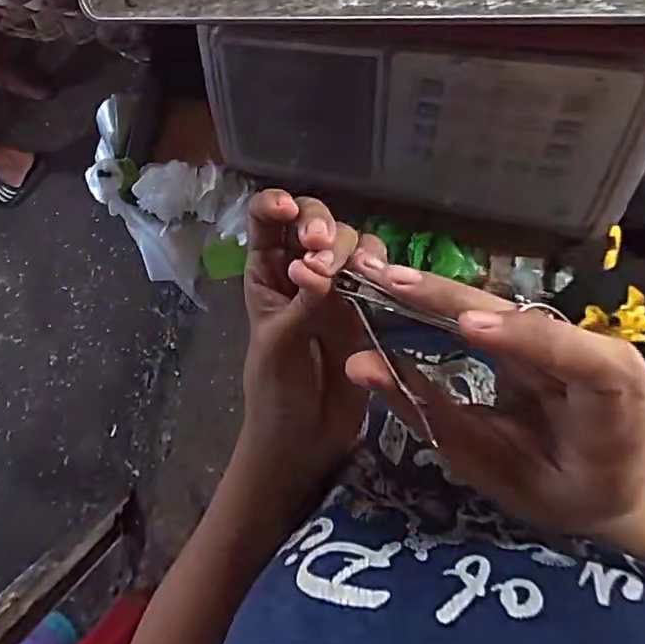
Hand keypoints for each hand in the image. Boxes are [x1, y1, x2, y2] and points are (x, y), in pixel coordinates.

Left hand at [236, 191, 375, 501]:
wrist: (305, 438)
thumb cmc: (274, 390)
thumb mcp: (277, 345)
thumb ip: (298, 305)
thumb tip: (314, 268)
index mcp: (265, 270)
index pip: (266, 220)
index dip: (275, 205)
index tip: (288, 212)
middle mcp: (301, 267)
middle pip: (313, 219)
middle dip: (319, 223)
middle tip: (319, 247)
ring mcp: (336, 284)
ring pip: (348, 239)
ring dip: (349, 245)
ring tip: (350, 271)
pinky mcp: (366, 303)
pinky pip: (376, 269)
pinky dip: (379, 263)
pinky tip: (377, 275)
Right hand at [343, 253, 644, 535]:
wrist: (610, 477)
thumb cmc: (565, 489)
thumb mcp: (507, 475)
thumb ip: (439, 422)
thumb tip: (361, 366)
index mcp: (615, 398)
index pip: (582, 359)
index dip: (527, 337)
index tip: (467, 327)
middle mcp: (589, 347)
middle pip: (520, 314)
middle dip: (448, 296)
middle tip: (381, 278)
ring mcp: (557, 330)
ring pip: (493, 304)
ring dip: (433, 289)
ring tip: (376, 274)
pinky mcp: (528, 326)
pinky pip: (481, 309)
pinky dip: (435, 298)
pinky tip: (396, 285)